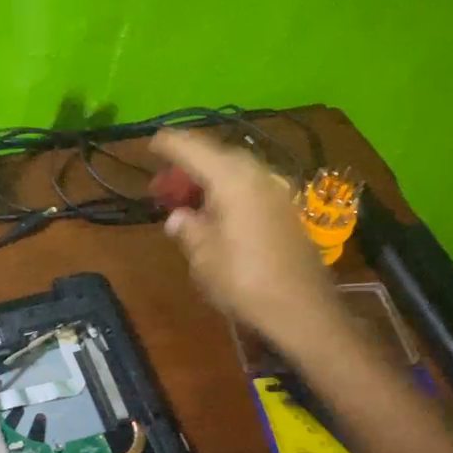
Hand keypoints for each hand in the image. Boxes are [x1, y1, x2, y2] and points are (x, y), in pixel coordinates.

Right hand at [149, 128, 335, 338]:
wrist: (302, 310)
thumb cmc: (245, 282)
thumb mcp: (204, 258)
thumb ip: (188, 229)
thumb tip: (178, 217)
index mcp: (231, 180)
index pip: (193, 148)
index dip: (169, 144)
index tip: (150, 143)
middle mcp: (256, 176)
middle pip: (216, 155)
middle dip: (187, 165)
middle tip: (162, 184)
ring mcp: (275, 192)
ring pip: (234, 171)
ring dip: (207, 179)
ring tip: (185, 199)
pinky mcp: (285, 210)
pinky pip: (248, 187)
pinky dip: (226, 192)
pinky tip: (214, 213)